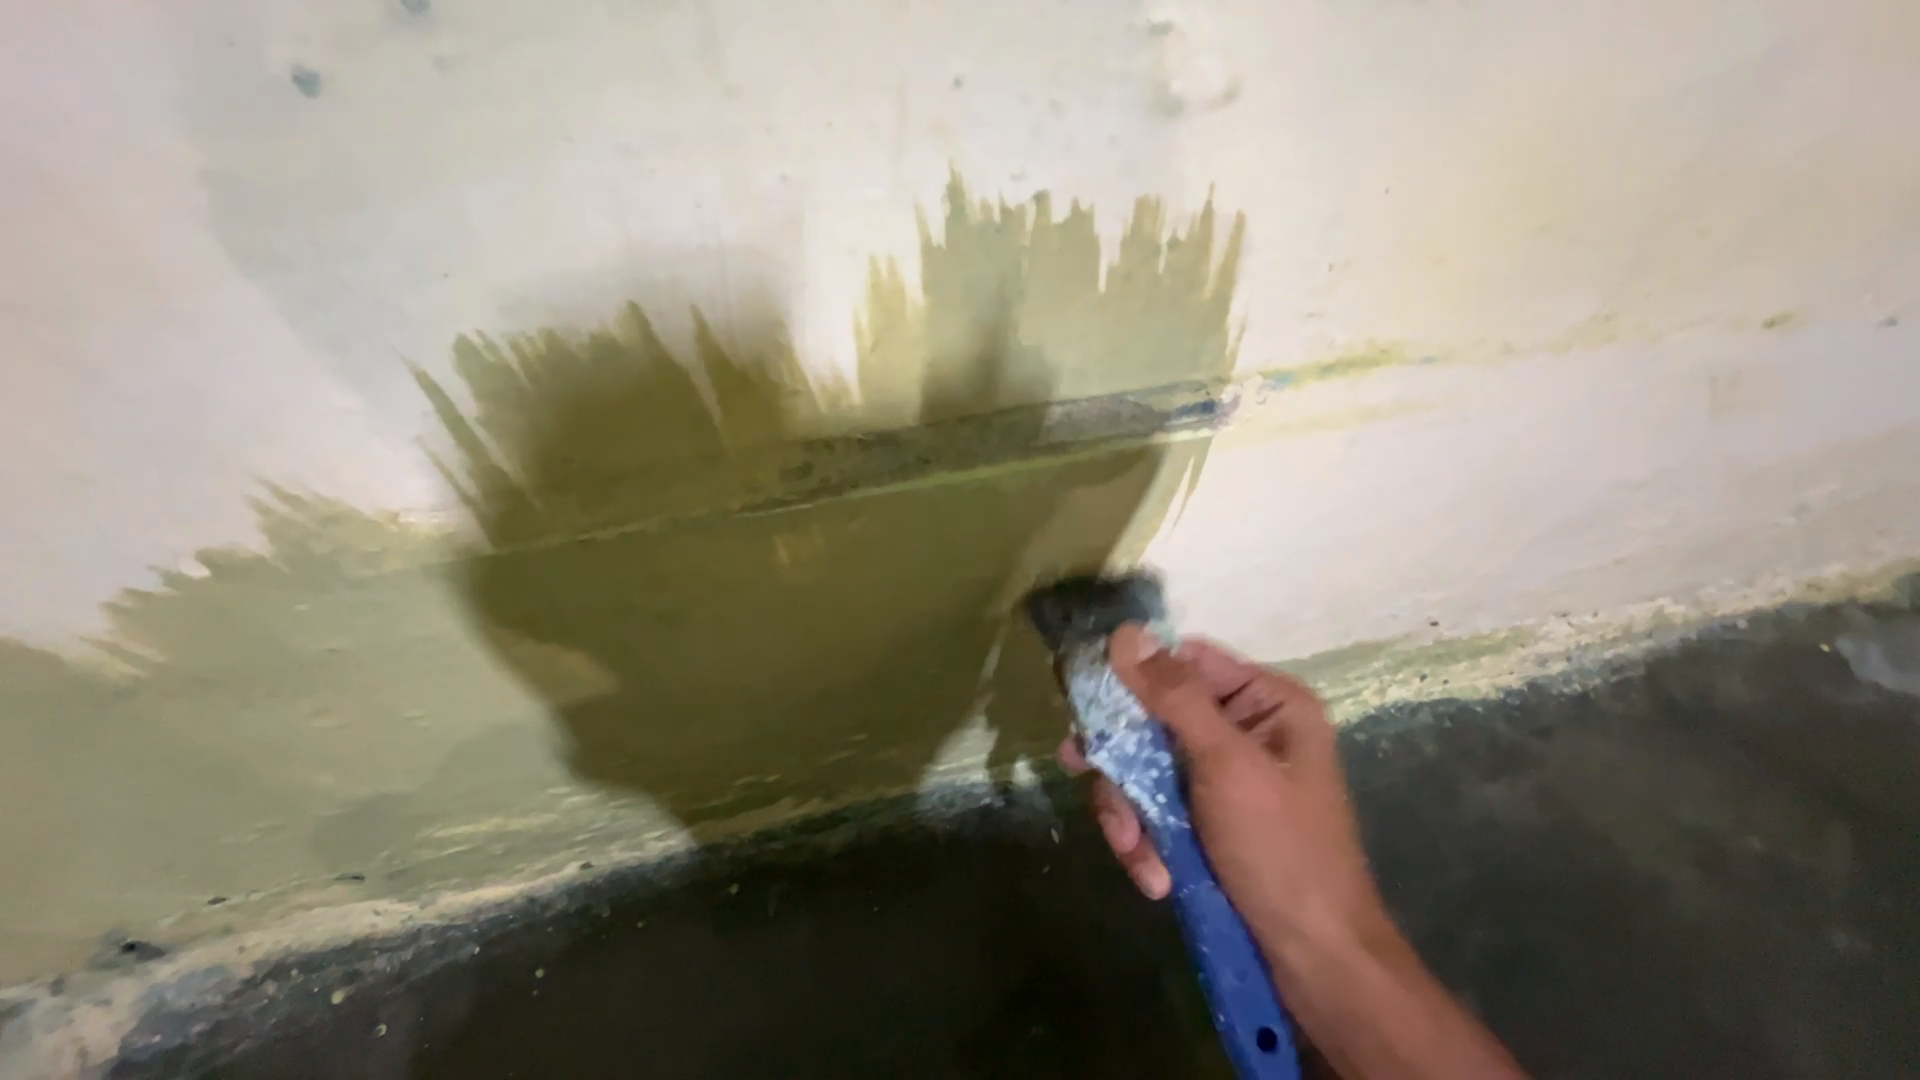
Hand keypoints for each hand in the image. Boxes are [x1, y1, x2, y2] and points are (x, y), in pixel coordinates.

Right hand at [1056, 624, 1390, 957]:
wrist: (1314, 960)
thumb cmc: (1280, 849)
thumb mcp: (1227, 764)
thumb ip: (1174, 697)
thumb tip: (1125, 632)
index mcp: (1265, 702)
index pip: (1184, 661)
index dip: (1132, 675)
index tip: (1085, 697)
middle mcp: (1242, 730)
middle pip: (1153, 717)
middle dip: (1122, 760)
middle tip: (1078, 767)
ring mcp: (1220, 777)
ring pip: (1144, 767)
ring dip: (1129, 810)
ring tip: (1137, 852)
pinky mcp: (1203, 819)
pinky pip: (1153, 808)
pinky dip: (1146, 839)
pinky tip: (1154, 876)